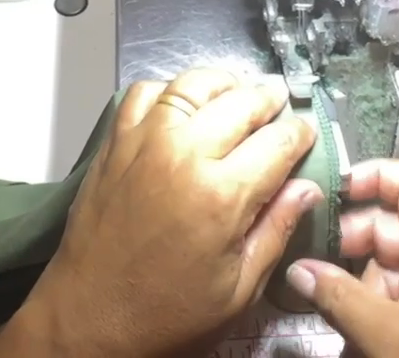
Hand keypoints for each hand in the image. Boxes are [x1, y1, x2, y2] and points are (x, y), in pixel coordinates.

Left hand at [0, 69, 321, 357]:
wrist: (90, 314)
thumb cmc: (169, 312)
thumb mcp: (238, 289)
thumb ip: (276, 229)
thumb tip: (308, 186)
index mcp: (222, 194)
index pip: (277, 143)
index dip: (300, 133)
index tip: (307, 131)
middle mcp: (185, 152)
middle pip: (241, 102)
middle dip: (268, 99)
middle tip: (278, 103)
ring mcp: (146, 138)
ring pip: (194, 84)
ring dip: (223, 84)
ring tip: (237, 92)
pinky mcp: (117, 138)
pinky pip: (147, 91)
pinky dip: (170, 90)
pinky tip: (183, 105)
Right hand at [285, 159, 398, 357]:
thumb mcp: (392, 339)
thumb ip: (340, 299)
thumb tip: (295, 268)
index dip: (372, 175)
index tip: (328, 191)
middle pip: (390, 226)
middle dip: (347, 239)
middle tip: (306, 255)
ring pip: (386, 269)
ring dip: (352, 283)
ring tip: (315, 299)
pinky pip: (395, 304)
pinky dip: (367, 313)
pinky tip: (343, 336)